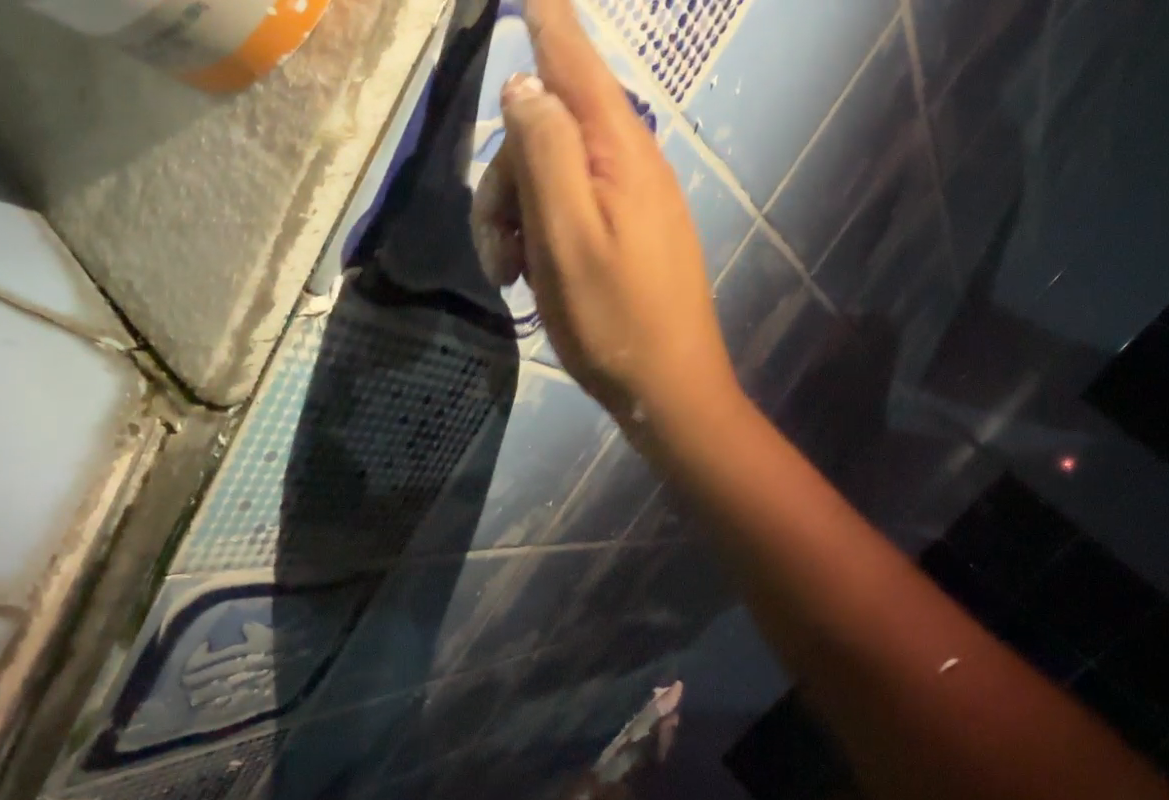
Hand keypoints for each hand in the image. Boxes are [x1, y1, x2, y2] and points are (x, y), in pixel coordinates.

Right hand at [473, 0, 737, 427]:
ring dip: (519, 217)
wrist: (672, 393)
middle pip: (548, 128)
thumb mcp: (566, 236)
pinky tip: (535, 278)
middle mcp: (632, 160)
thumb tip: (524, 85)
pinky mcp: (634, 232)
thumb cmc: (615, 320)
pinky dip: (544, 235)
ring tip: (512, 277)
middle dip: (507, 178)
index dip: (544, 15)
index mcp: (618, 148)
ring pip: (555, 172)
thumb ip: (545, 152)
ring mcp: (636, 198)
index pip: (573, 55)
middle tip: (495, 252)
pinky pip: (576, 207)